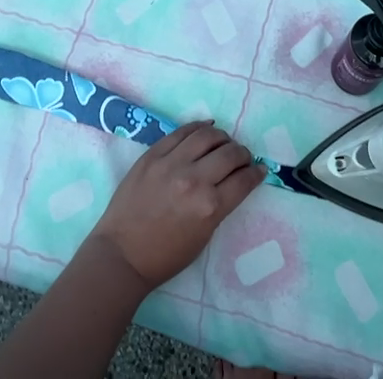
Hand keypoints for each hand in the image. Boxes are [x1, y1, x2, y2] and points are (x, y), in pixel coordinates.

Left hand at [87, 121, 263, 288]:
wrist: (122, 253)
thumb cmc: (166, 255)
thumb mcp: (204, 235)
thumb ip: (220, 205)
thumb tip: (235, 181)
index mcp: (210, 207)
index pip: (244, 180)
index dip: (256, 172)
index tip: (259, 170)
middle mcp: (194, 180)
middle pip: (230, 153)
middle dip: (242, 154)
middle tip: (242, 158)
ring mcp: (171, 164)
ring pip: (207, 135)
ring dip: (222, 137)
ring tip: (224, 143)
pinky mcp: (152, 155)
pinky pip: (181, 132)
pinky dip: (198, 128)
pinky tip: (205, 130)